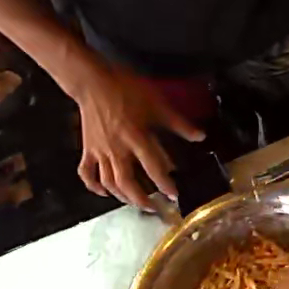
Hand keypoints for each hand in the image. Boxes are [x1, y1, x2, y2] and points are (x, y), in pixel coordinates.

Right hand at [71, 62, 204, 206]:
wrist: (93, 81)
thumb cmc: (126, 89)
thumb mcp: (157, 103)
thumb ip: (179, 123)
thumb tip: (200, 136)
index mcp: (136, 138)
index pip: (153, 167)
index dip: (165, 184)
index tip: (174, 195)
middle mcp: (117, 149)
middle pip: (127, 183)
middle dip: (142, 200)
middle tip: (155, 208)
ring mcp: (100, 151)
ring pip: (109, 182)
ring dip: (123, 197)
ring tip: (136, 203)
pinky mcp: (88, 149)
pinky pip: (87, 173)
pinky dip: (95, 186)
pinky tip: (105, 192)